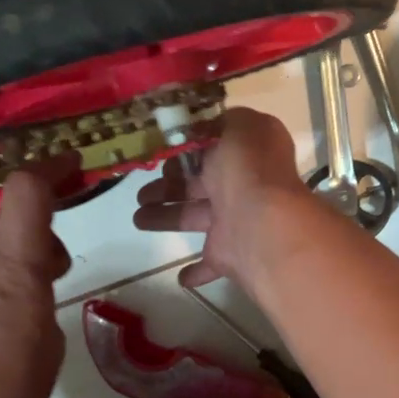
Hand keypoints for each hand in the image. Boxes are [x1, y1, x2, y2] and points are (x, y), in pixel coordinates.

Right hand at [134, 107, 318, 288]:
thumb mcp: (237, 126)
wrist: (261, 222)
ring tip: (137, 219)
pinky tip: (180, 275)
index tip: (160, 154)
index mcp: (247, 153)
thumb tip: (207, 126)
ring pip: (196, 217)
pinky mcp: (228, 252)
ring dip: (168, 217)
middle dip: (169, 186)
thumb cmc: (247, 168)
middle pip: (200, 183)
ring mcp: (237, 220)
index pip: (213, 147)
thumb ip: (220, 123)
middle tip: (141, 193)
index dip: (186, 150)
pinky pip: (209, 264)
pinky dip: (196, 271)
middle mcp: (244, 184)